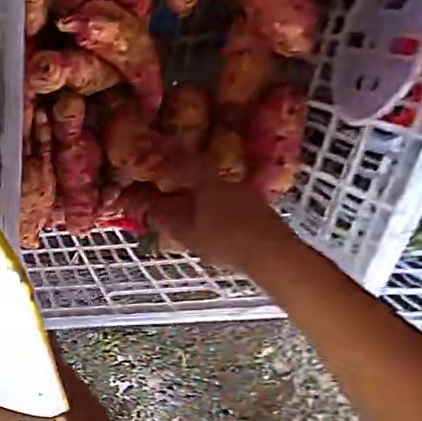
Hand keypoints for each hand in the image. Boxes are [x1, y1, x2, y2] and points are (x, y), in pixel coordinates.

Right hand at [149, 178, 291, 268]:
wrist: (271, 253)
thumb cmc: (224, 242)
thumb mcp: (188, 234)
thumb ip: (167, 219)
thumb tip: (150, 208)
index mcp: (207, 184)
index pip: (185, 167)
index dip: (171, 170)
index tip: (159, 177)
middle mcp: (228, 182)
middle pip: (203, 181)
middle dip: (189, 192)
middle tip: (176, 206)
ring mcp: (247, 194)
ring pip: (220, 194)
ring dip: (208, 204)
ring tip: (197, 222)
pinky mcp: (261, 208)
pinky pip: (234, 205)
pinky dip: (224, 213)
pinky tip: (220, 230)